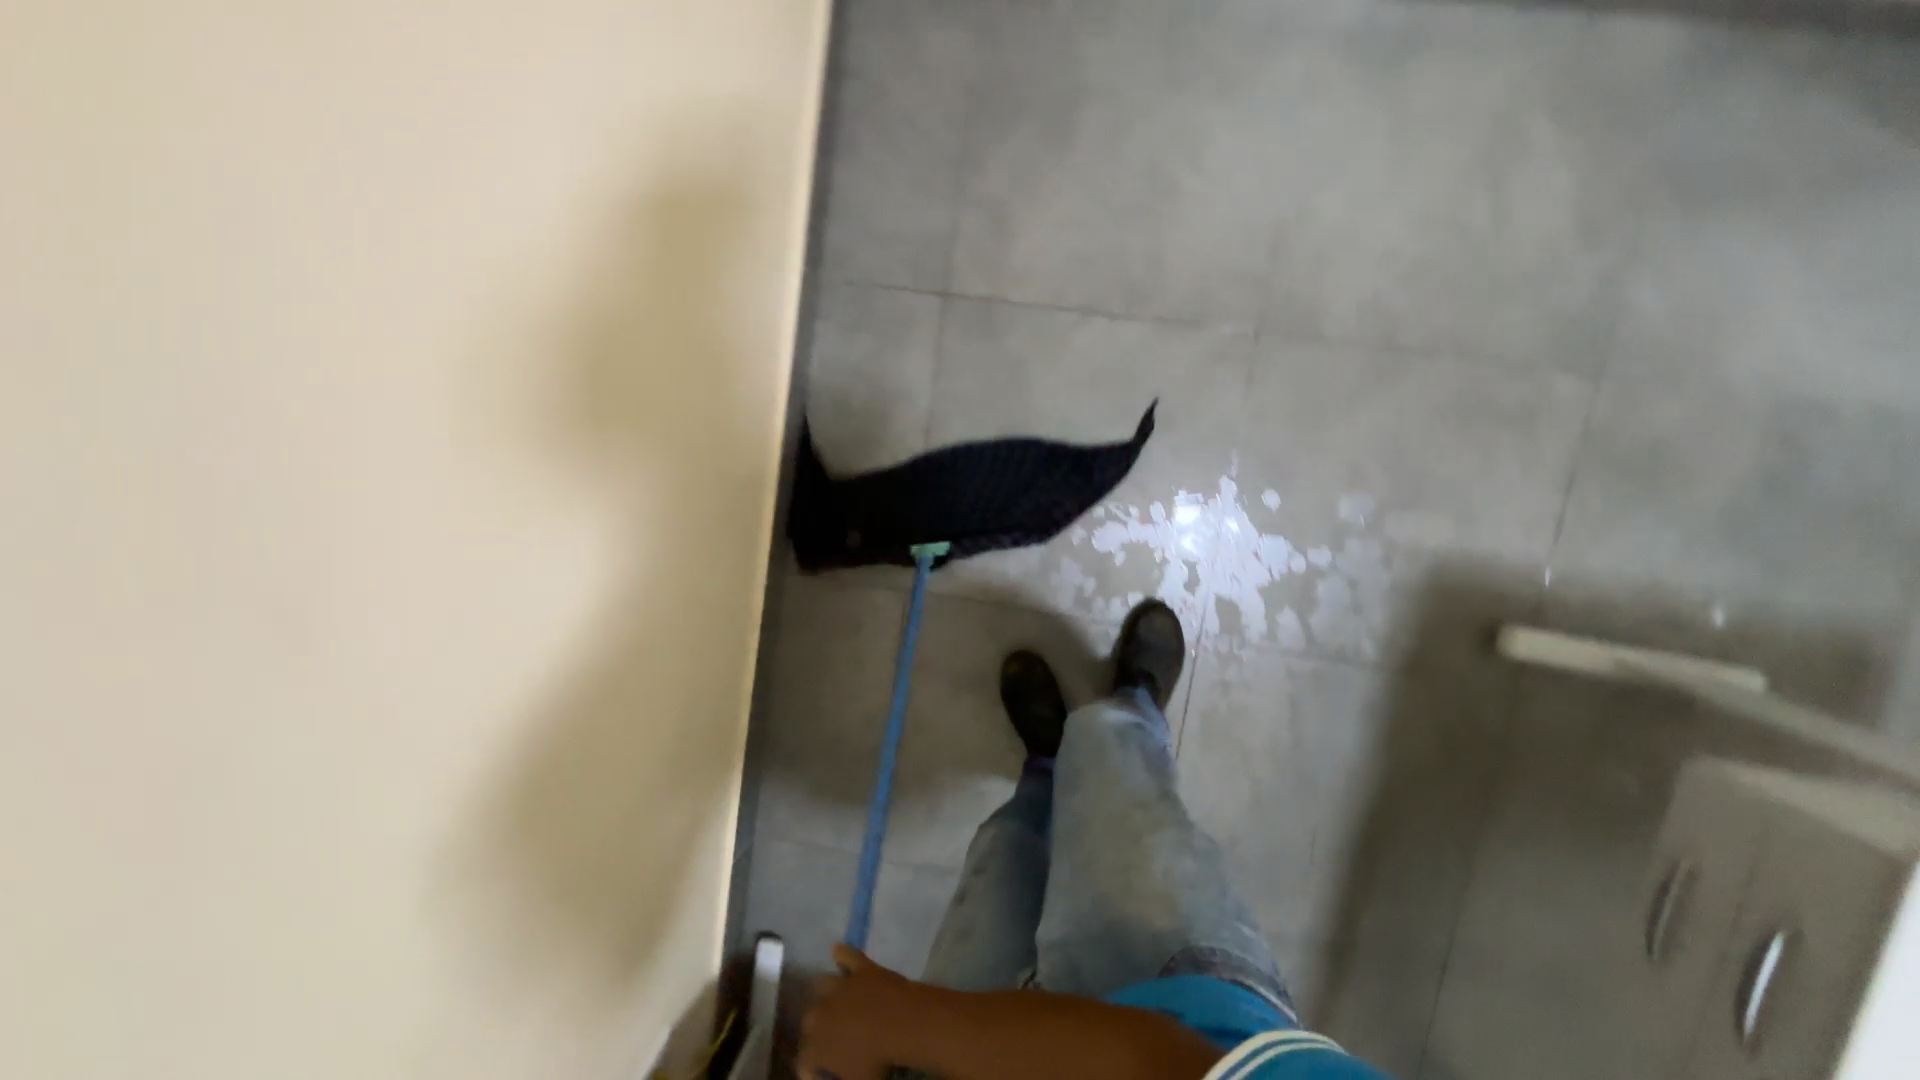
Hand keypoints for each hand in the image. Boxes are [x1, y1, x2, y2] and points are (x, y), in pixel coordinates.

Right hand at [797, 945, 925, 1079]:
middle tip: (833, 1040)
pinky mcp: (860, 968)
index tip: (822, 1075)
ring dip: (826, 995)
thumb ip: (842, 1079)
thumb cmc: (877, 1061)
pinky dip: (842, 955)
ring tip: (834, 1001)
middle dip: (817, 1032)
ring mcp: (839, 987)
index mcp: (816, 1047)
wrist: (899, 1023)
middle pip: (809, 1023)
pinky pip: (846, 956)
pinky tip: (838, 952)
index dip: (811, 1072)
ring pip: (821, 986)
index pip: (804, 1063)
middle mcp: (819, 1014)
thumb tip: (838, 1077)